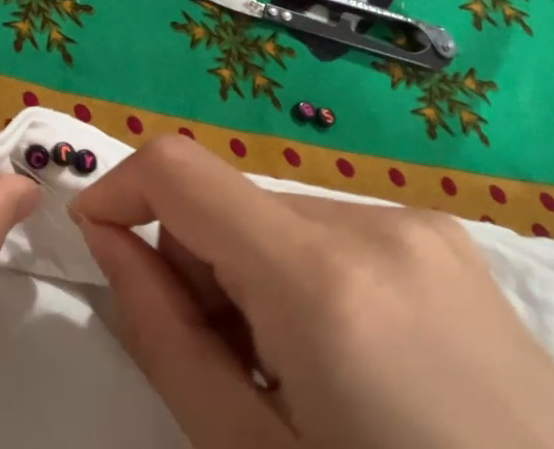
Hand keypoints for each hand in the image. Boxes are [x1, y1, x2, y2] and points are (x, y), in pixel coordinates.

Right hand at [70, 137, 553, 448]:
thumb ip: (161, 334)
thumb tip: (108, 240)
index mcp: (322, 276)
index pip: (177, 170)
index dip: (114, 193)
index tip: (99, 253)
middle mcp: (375, 224)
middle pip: (225, 202)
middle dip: (192, 267)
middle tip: (222, 370)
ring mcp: (425, 232)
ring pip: (272, 221)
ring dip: (246, 280)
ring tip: (293, 383)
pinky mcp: (453, 249)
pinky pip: (329, 237)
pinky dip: (298, 282)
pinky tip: (346, 368)